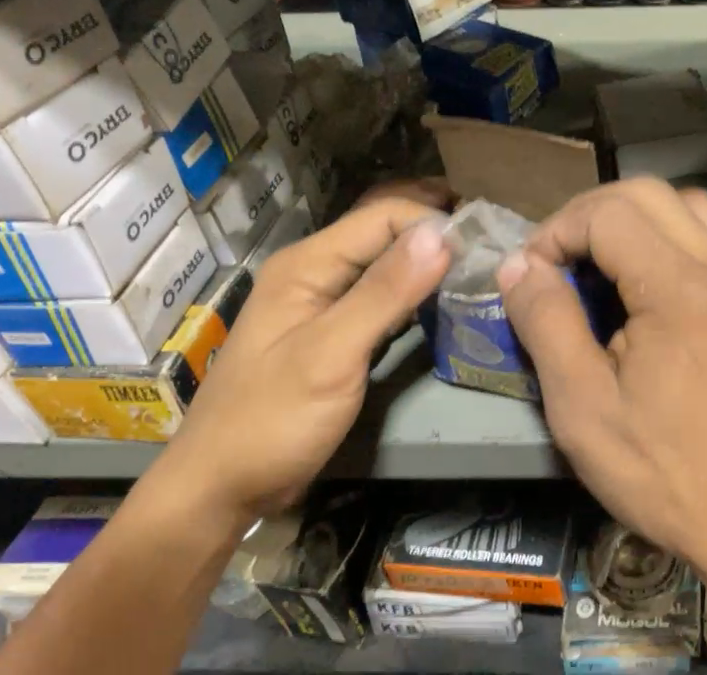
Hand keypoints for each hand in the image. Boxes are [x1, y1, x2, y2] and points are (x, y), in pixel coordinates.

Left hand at [148, 196, 451, 525]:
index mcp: (307, 264)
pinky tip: (443, 301)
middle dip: (432, 229)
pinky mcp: (332, 332)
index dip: (432, 223)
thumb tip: (442, 234)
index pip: (382, 216)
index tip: (482, 246)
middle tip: (487, 242)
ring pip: (382, 263)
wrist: (219, 489)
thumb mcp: (332, 355)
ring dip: (426, 259)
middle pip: (382, 231)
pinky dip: (412, 291)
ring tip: (476, 266)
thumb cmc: (271, 420)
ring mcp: (321, 303)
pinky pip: (378, 296)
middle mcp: (314, 272)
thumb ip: (385, 293)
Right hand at [495, 180, 706, 581]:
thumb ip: (547, 323)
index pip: (607, 213)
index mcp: (680, 289)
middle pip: (647, 193)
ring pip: (684, 206)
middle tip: (555, 263)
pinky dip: (667, 238)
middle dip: (589, 215)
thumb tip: (518, 265)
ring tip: (598, 266)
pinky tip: (643, 289)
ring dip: (632, 218)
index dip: (556, 232)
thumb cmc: (667, 474)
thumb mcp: (583, 409)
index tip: (529, 276)